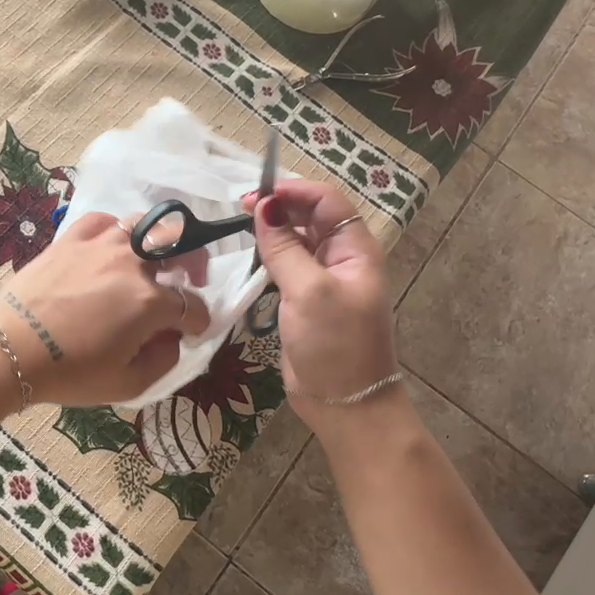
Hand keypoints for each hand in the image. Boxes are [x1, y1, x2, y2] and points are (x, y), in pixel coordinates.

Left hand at [0, 212, 210, 407]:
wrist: (11, 350)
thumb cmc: (70, 373)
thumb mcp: (127, 385)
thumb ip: (163, 361)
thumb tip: (173, 340)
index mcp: (149, 302)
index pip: (193, 306)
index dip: (199, 322)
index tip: (192, 332)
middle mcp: (131, 264)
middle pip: (181, 244)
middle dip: (195, 261)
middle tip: (190, 277)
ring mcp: (99, 245)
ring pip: (144, 224)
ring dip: (158, 241)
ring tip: (151, 259)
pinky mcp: (70, 239)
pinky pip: (102, 220)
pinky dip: (115, 230)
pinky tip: (111, 246)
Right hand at [245, 180, 398, 423]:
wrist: (345, 403)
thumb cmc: (335, 344)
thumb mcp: (309, 291)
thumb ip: (285, 247)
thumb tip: (264, 207)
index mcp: (356, 249)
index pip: (326, 201)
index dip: (293, 191)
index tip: (255, 195)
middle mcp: (342, 258)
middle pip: (311, 215)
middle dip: (279, 206)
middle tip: (240, 209)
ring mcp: (323, 279)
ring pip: (297, 239)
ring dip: (272, 230)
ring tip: (239, 228)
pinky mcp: (304, 299)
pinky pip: (287, 265)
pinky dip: (269, 254)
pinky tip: (249, 255)